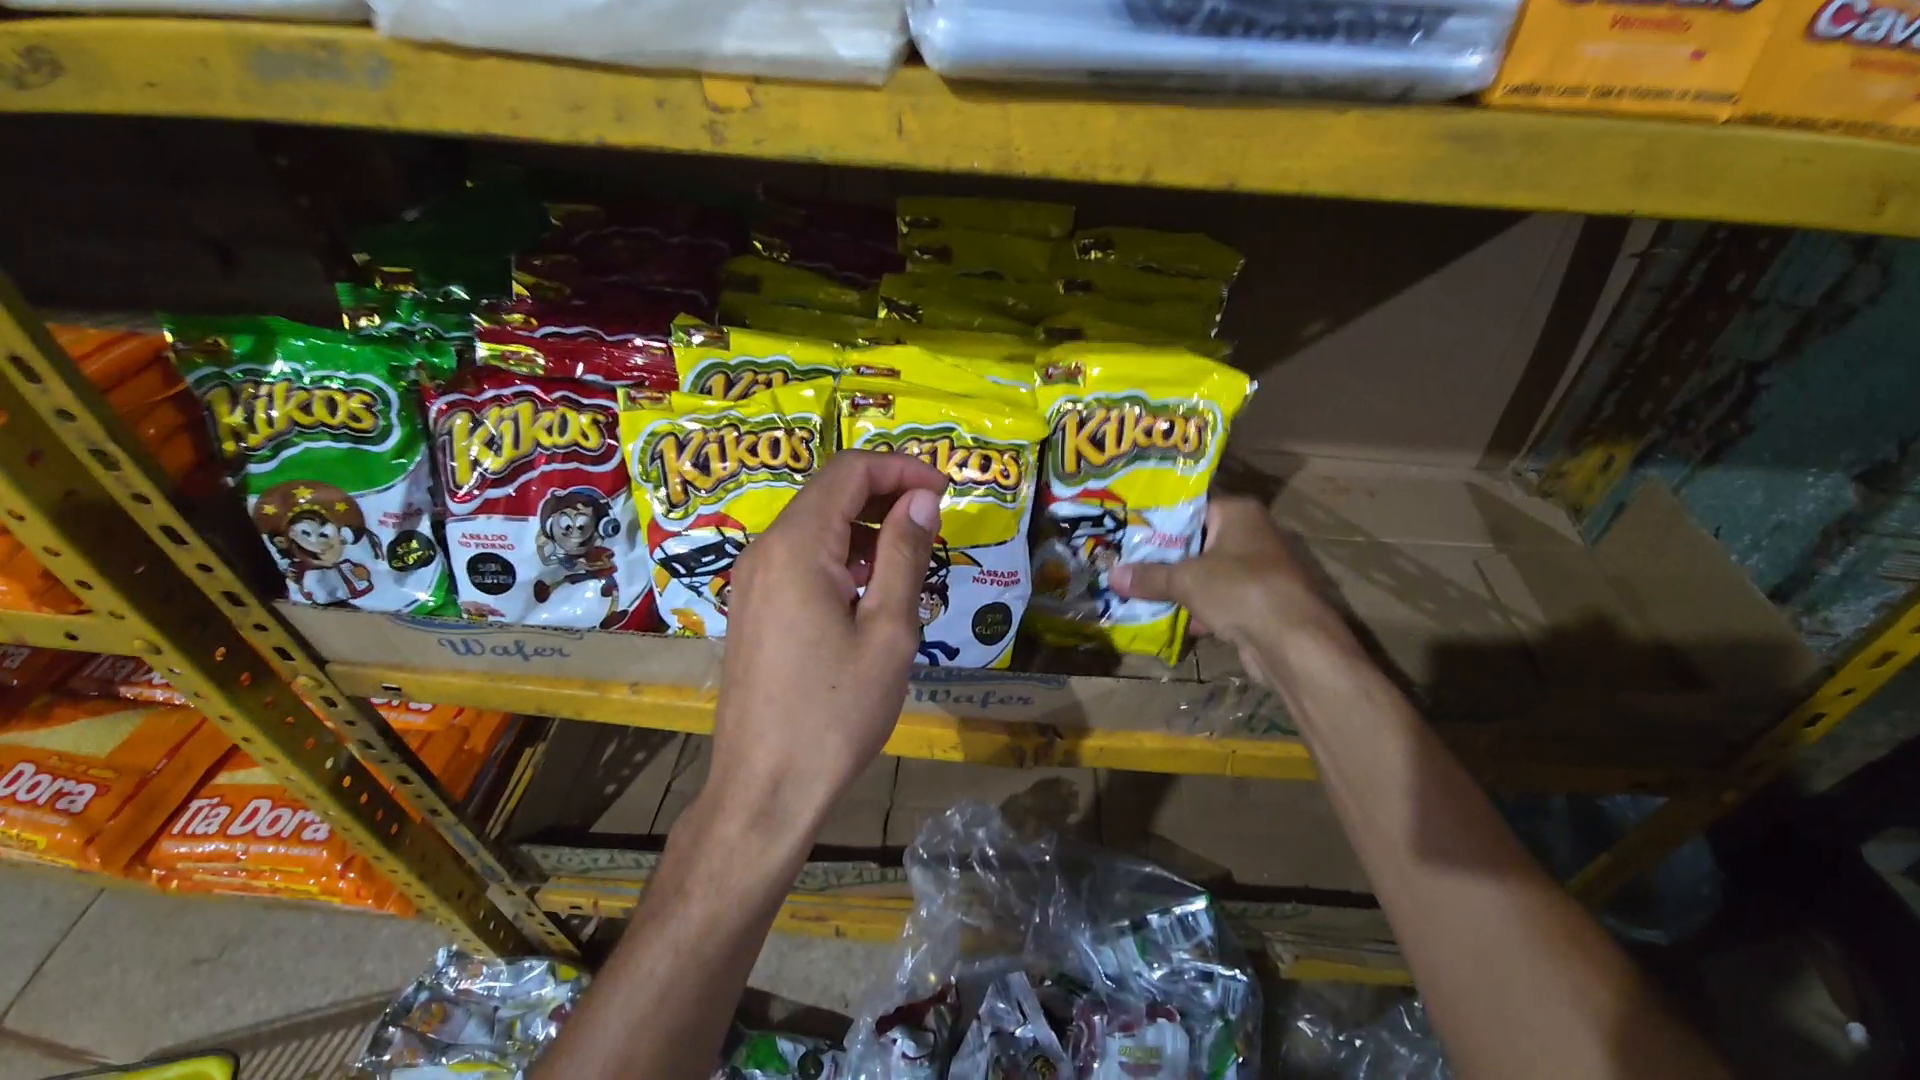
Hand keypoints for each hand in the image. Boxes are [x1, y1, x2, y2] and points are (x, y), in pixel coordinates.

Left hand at [706, 450, 946, 842]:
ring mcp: (751, 581)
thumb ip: (904, 554)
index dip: (901, 468)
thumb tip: (922, 498)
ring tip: (909, 560)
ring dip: (864, 528)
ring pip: (813, 527)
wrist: (766, 788)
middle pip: (828, 493)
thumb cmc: (836, 712)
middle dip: (885, 494)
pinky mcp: (751, 609)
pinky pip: (799, 560)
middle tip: (935, 519)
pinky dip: (839, 557)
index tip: (945, 489)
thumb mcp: (887, 632)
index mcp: (797, 547)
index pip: (849, 472)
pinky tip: (869, 592)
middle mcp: (764, 551)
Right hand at [1111, 495, 1350, 686]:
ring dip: (1180, 587)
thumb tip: (1113, 575)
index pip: (1190, 507)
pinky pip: (1220, 599)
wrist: (1293, 642)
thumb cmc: (1239, 591)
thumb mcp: (1186, 580)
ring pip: (1208, 573)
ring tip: (1140, 592)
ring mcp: (1259, 570)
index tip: (1126, 532)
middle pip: (1197, 541)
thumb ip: (1150, 577)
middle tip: (1126, 564)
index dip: (1157, 521)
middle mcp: (1252, 534)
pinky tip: (1173, 621)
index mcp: (1238, 513)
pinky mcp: (1260, 602)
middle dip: (1165, 558)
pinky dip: (1200, 610)